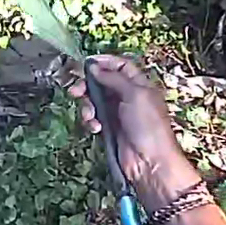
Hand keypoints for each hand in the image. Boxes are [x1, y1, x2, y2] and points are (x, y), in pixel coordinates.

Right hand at [68, 54, 203, 209]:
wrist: (150, 162)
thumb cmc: (148, 125)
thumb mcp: (134, 95)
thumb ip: (113, 78)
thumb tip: (94, 66)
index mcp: (138, 84)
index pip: (120, 66)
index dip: (104, 62)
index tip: (86, 63)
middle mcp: (127, 96)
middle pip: (102, 82)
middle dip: (87, 85)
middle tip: (75, 91)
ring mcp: (117, 113)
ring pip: (94, 101)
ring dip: (87, 106)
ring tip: (89, 116)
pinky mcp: (109, 128)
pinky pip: (94, 118)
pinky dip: (91, 121)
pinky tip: (95, 128)